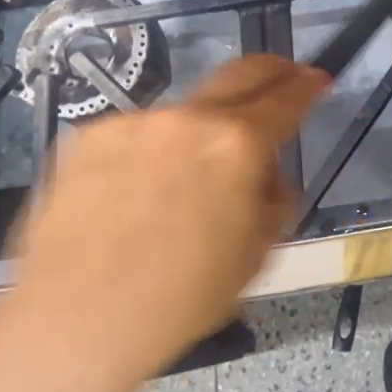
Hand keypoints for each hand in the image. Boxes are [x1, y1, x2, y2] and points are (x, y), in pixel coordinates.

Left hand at [11, 55, 328, 371]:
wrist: (74, 321)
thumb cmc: (181, 297)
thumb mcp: (256, 253)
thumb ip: (272, 200)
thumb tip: (263, 177)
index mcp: (239, 144)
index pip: (287, 99)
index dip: (308, 86)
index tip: (317, 78)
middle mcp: (188, 118)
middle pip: (240, 73)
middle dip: (270, 70)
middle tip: (283, 74)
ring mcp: (134, 123)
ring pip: (184, 113)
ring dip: (202, 128)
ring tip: (192, 175)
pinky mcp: (88, 138)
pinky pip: (138, 135)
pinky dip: (152, 152)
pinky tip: (138, 194)